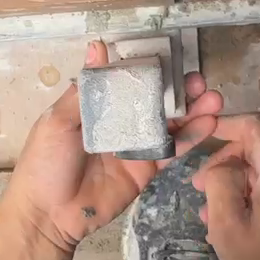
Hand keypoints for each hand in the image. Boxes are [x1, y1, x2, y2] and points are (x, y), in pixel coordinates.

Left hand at [3, 40, 222, 251]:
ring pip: (169, 123)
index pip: (130, 81)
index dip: (152, 71)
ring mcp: (135, 146)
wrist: (47, 214)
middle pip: (155, 101)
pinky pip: (171, 150)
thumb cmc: (45, 163)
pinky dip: (191, 137)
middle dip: (179, 90)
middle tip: (200, 82)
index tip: (173, 60)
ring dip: (193, 111)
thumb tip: (98, 46)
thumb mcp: (58, 120)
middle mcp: (120, 122)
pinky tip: (209, 124)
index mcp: (98, 106)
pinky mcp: (146, 169)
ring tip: (214, 99)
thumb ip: (86, 88)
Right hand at [191, 113, 259, 259]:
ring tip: (212, 214)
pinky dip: (255, 191)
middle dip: (225, 161)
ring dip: (237, 181)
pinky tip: (236, 220)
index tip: (197, 139)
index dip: (222, 126)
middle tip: (198, 190)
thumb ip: (219, 182)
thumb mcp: (228, 227)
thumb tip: (223, 165)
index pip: (253, 124)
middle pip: (259, 144)